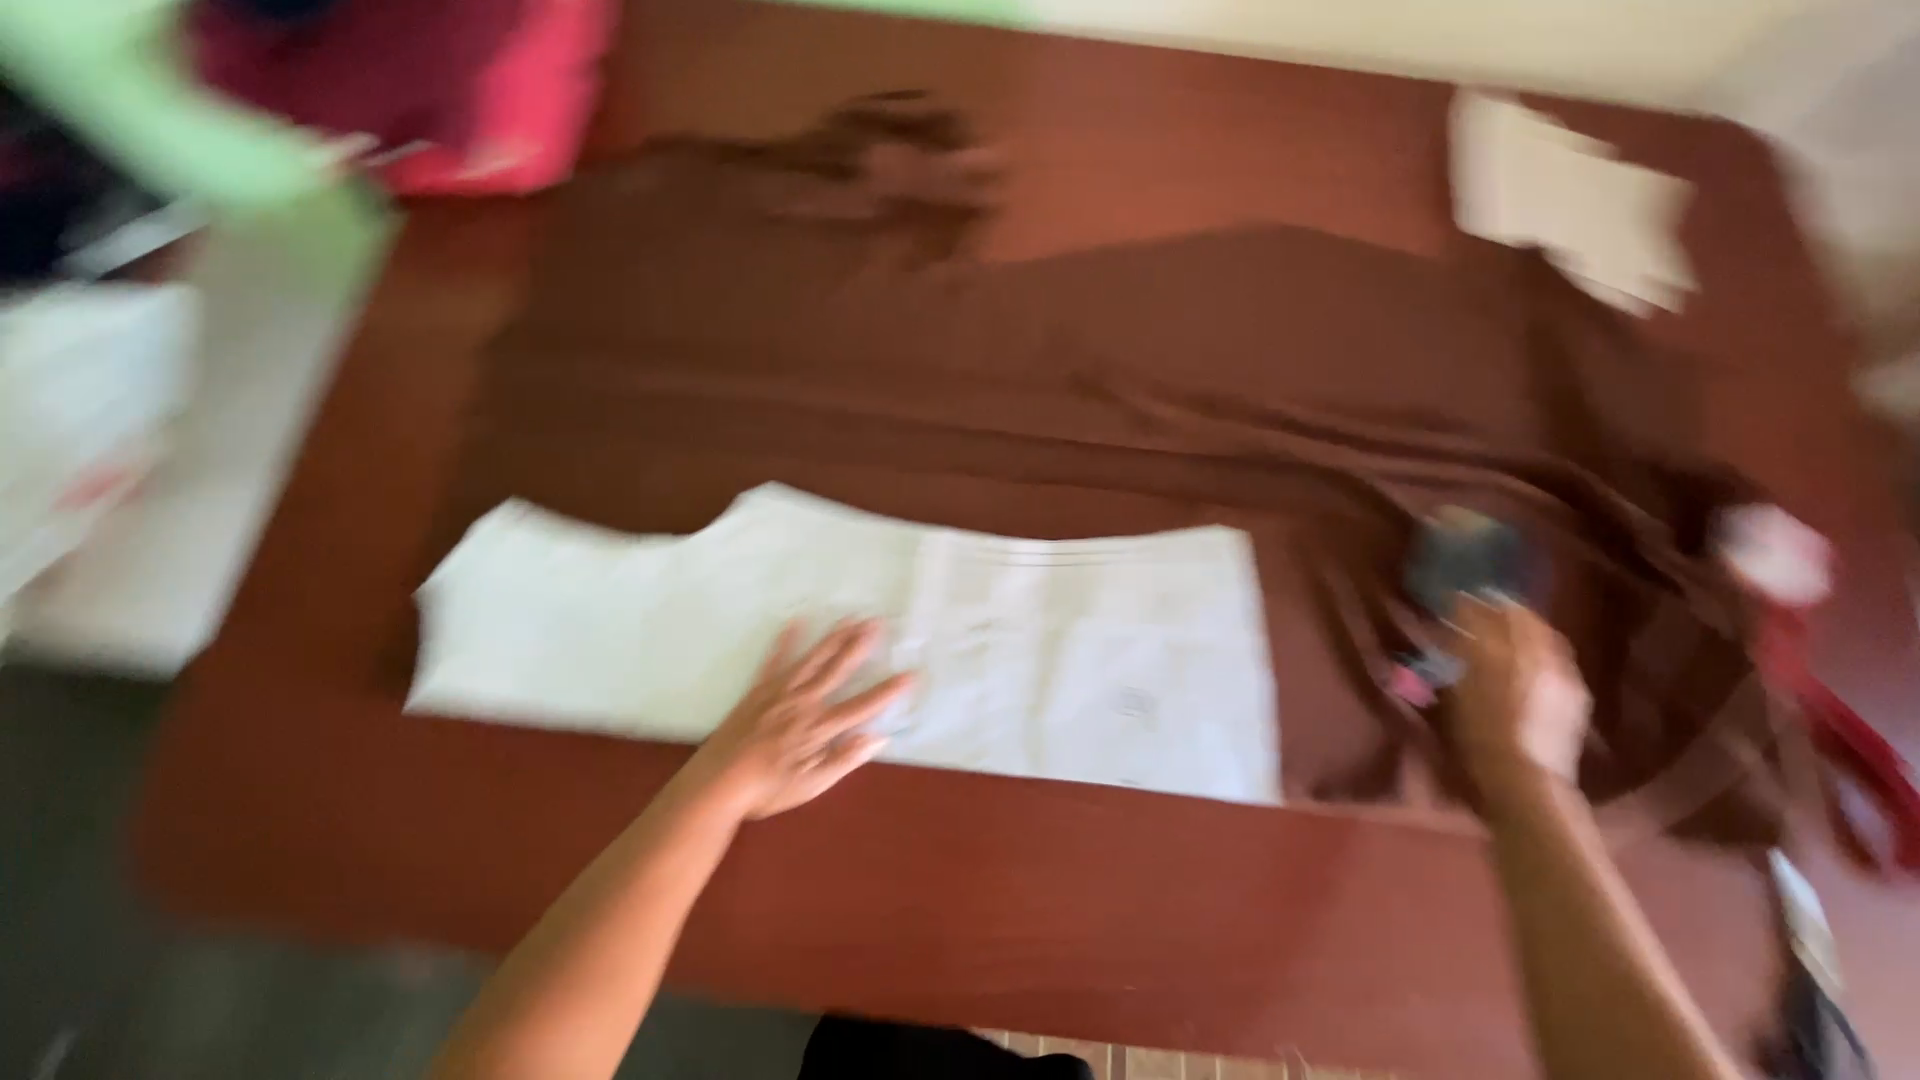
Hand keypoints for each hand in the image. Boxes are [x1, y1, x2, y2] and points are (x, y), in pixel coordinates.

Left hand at [686, 618, 916, 820]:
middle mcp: (804, 703)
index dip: (887, 691)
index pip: (862, 706)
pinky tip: (794, 623)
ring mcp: (780, 693)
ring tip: (848, 618)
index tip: (910, 674)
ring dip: (832, 638)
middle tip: (876, 623)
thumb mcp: (811, 784)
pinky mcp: (758, 691)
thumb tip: (878, 738)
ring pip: (812, 659)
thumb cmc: (767, 789)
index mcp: (820, 728)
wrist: (718, 783)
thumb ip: (844, 759)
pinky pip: (774, 661)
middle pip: (837, 671)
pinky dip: (784, 642)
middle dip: (859, 647)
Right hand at [1451, 599, 1591, 788]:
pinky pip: (1556, 656)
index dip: (1473, 603)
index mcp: (1508, 653)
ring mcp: (1562, 674)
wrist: (1526, 778)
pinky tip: (1526, 657)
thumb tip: (1454, 630)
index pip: (1492, 614)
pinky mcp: (1574, 693)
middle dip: (1502, 609)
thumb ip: (1461, 654)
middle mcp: (1541, 657)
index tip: (1456, 598)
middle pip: (1523, 619)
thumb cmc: (1481, 737)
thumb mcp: (1460, 692)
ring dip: (1523, 625)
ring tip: (1504, 627)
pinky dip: (1539, 647)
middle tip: (1482, 605)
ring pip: (1544, 636)